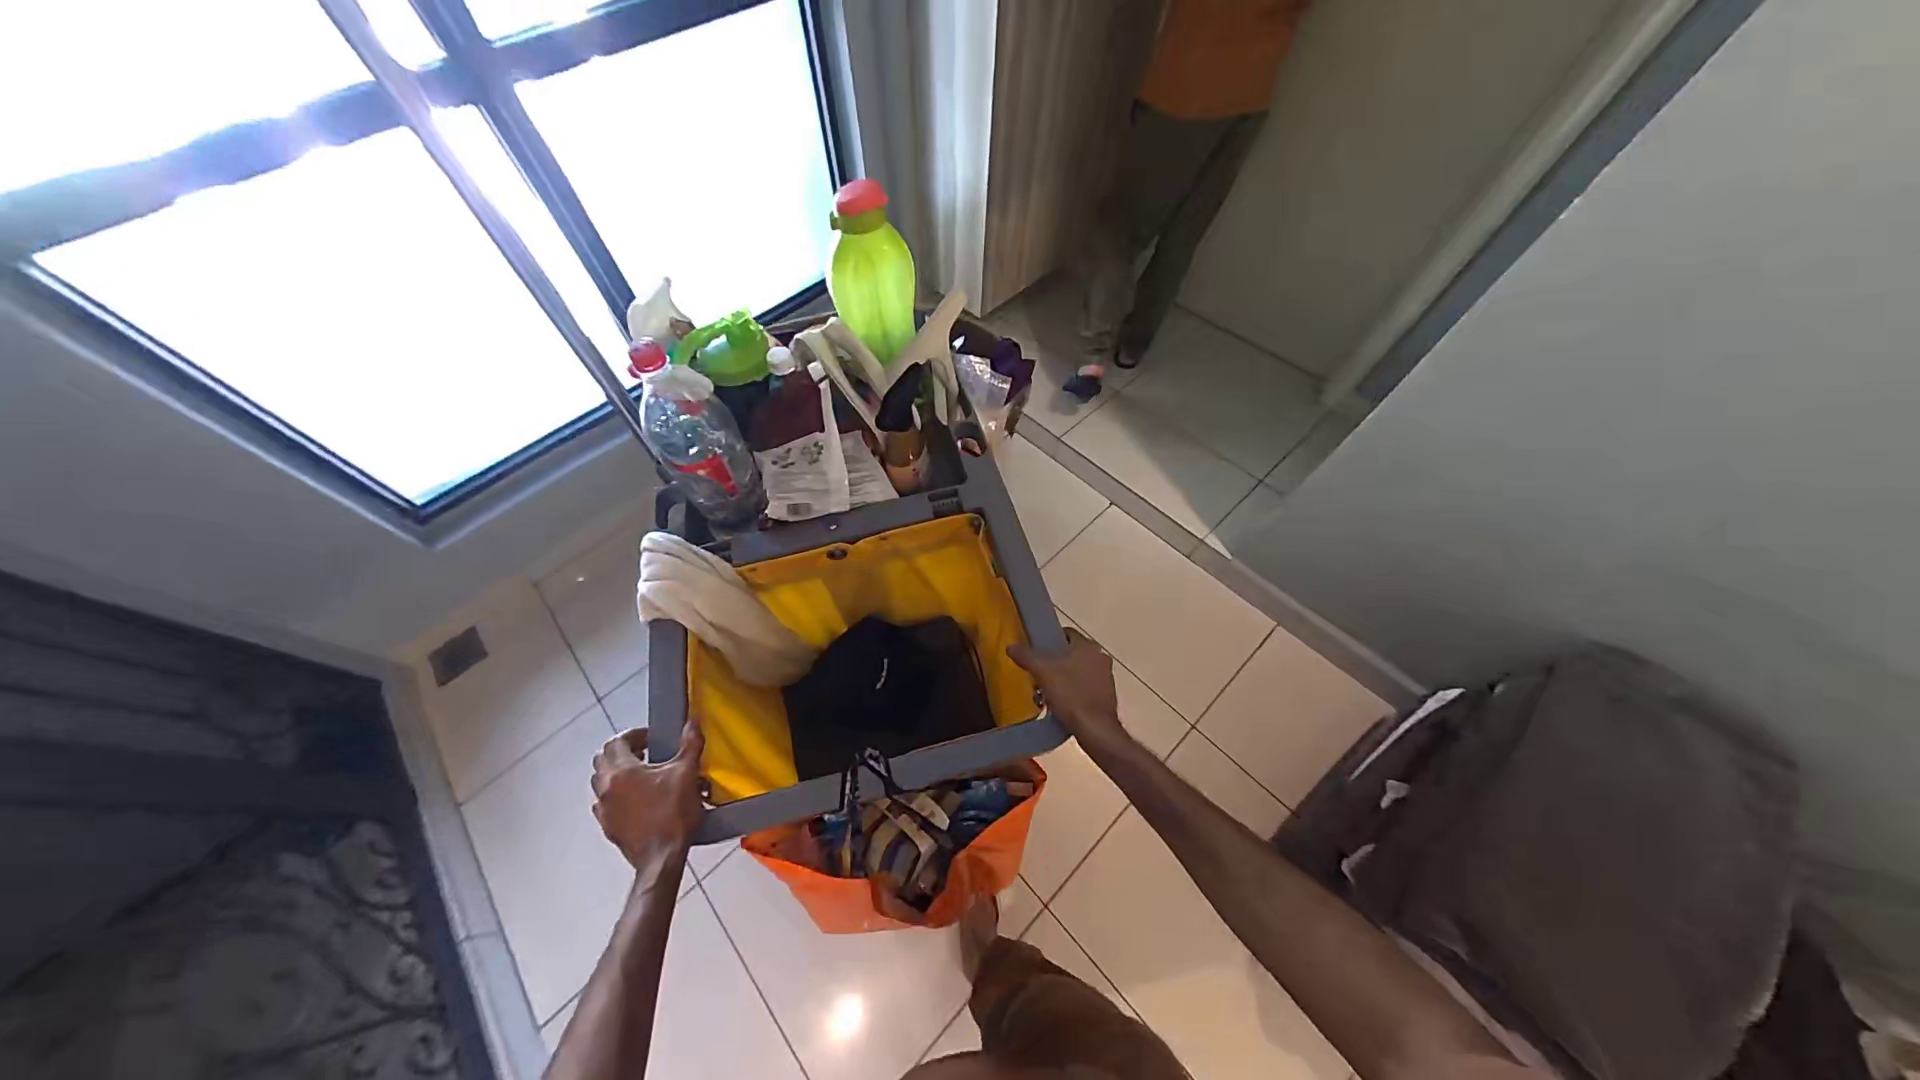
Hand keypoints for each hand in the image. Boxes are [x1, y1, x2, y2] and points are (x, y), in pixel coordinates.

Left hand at [591, 718, 705, 872]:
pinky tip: (639, 799)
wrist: (662, 858)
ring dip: (618, 772)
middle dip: (623, 751)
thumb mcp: (687, 773)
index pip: (616, 741)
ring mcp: (604, 809)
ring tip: (644, 774)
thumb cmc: (673, 815)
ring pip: (601, 781)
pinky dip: (618, 794)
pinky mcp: (608, 827)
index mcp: (621, 771)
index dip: (635, 734)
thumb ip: (690, 744)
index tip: (652, 737)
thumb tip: (692, 724)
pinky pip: (606, 803)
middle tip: (647, 752)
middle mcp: (606, 788)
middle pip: (603, 759)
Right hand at [1008, 628, 1127, 749]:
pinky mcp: (1107, 696)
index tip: (1035, 652)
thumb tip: (1011, 646)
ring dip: (1061, 679)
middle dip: (1052, 664)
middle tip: (1037, 675)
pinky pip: (1084, 687)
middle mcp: (1100, 657)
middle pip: (1070, 654)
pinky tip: (1060, 705)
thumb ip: (1026, 656)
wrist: (1095, 728)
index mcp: (1087, 646)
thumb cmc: (1070, 694)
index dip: (1048, 641)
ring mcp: (1106, 677)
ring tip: (1045, 694)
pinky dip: (1072, 692)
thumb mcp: (1042, 672)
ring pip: (1077, 671)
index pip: (1065, 633)